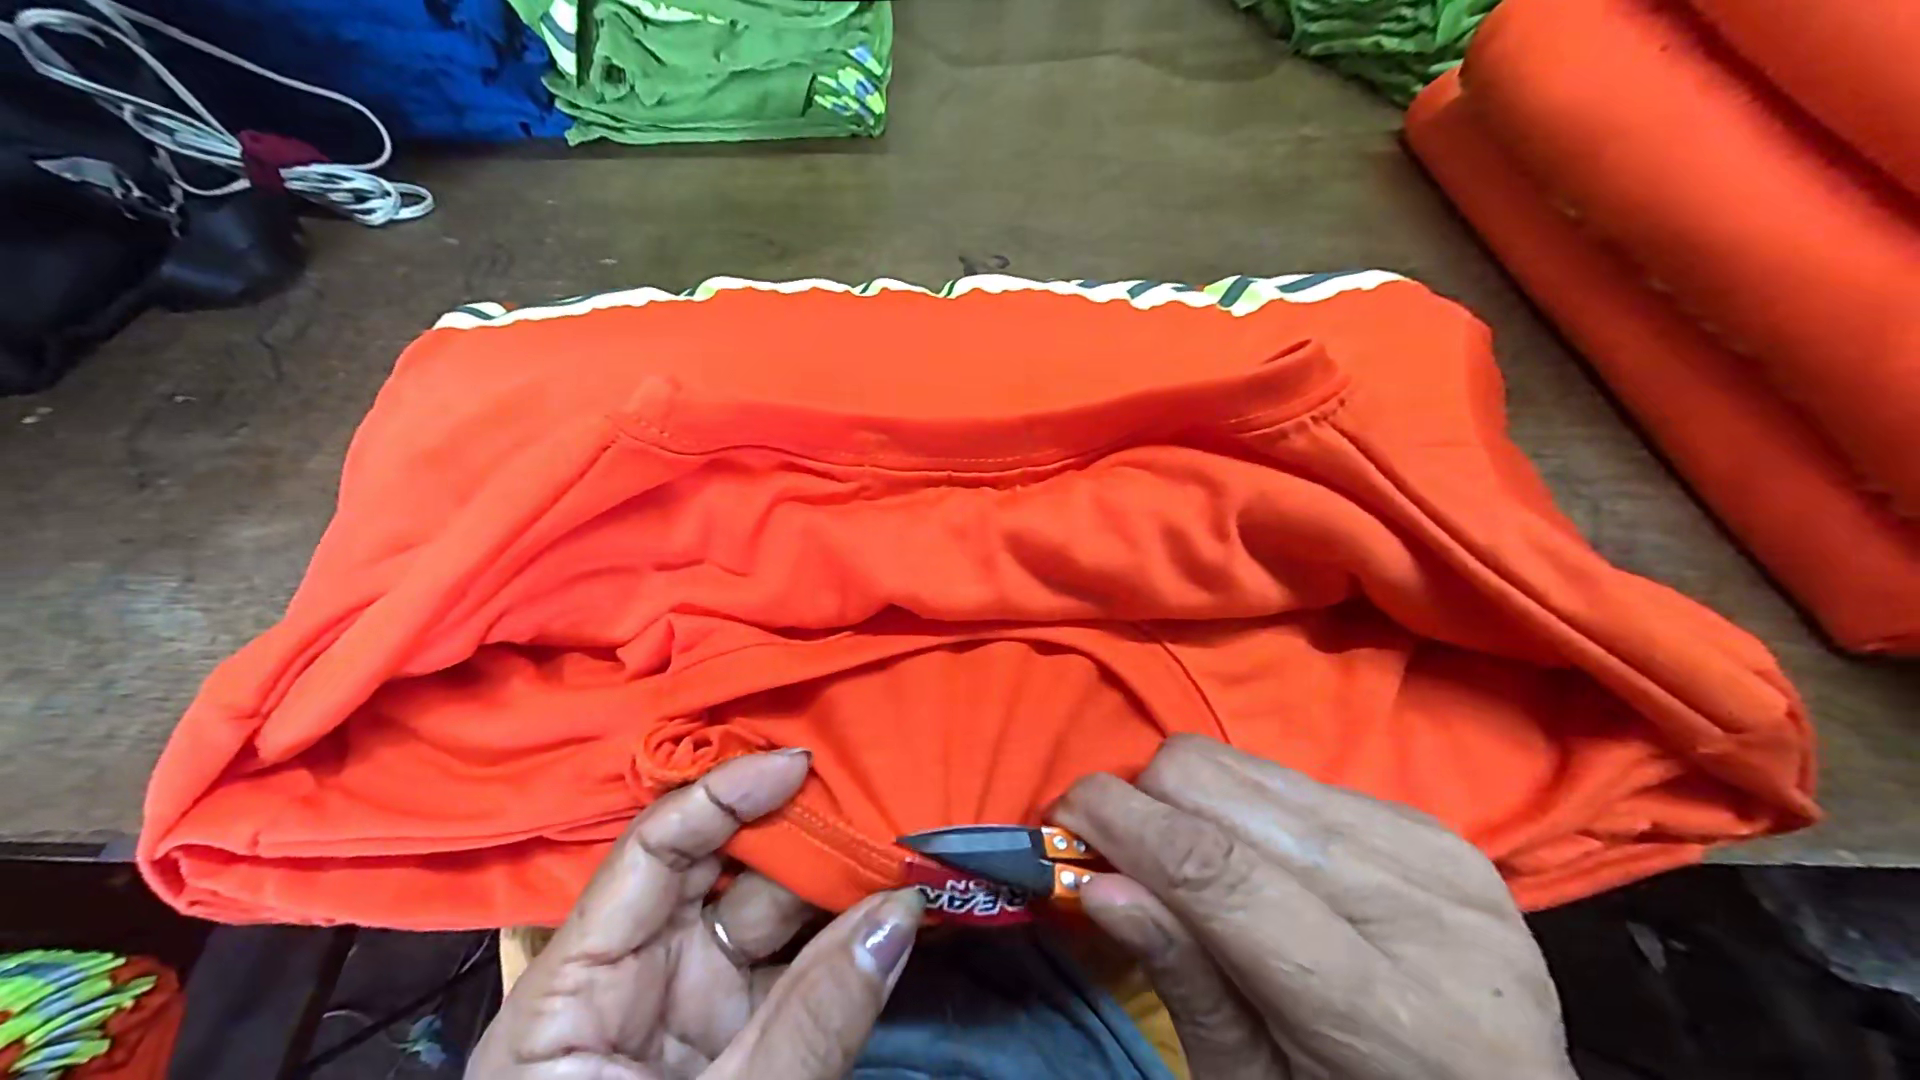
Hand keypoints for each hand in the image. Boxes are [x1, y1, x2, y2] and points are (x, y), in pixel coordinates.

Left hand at [468, 750, 924, 1078]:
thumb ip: (812, 1022)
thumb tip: (903, 911)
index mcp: (572, 996)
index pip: (651, 854)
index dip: (722, 796)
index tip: (797, 764)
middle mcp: (630, 983)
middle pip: (714, 874)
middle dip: (789, 835)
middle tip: (865, 800)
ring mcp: (690, 1008)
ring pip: (764, 915)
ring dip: (828, 882)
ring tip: (891, 844)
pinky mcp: (739, 1035)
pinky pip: (795, 965)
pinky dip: (840, 935)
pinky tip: (886, 904)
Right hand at [1054, 735, 1575, 1079]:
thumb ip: (1180, 979)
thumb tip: (1096, 884)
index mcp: (1392, 1019)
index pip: (1222, 874)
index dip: (1125, 826)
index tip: (1061, 819)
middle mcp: (1423, 909)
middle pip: (1228, 791)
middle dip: (1146, 802)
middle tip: (1118, 852)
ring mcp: (1437, 854)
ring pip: (1248, 764)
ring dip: (1188, 798)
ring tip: (1181, 852)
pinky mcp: (1433, 826)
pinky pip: (1289, 775)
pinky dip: (1241, 804)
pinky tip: (1255, 856)